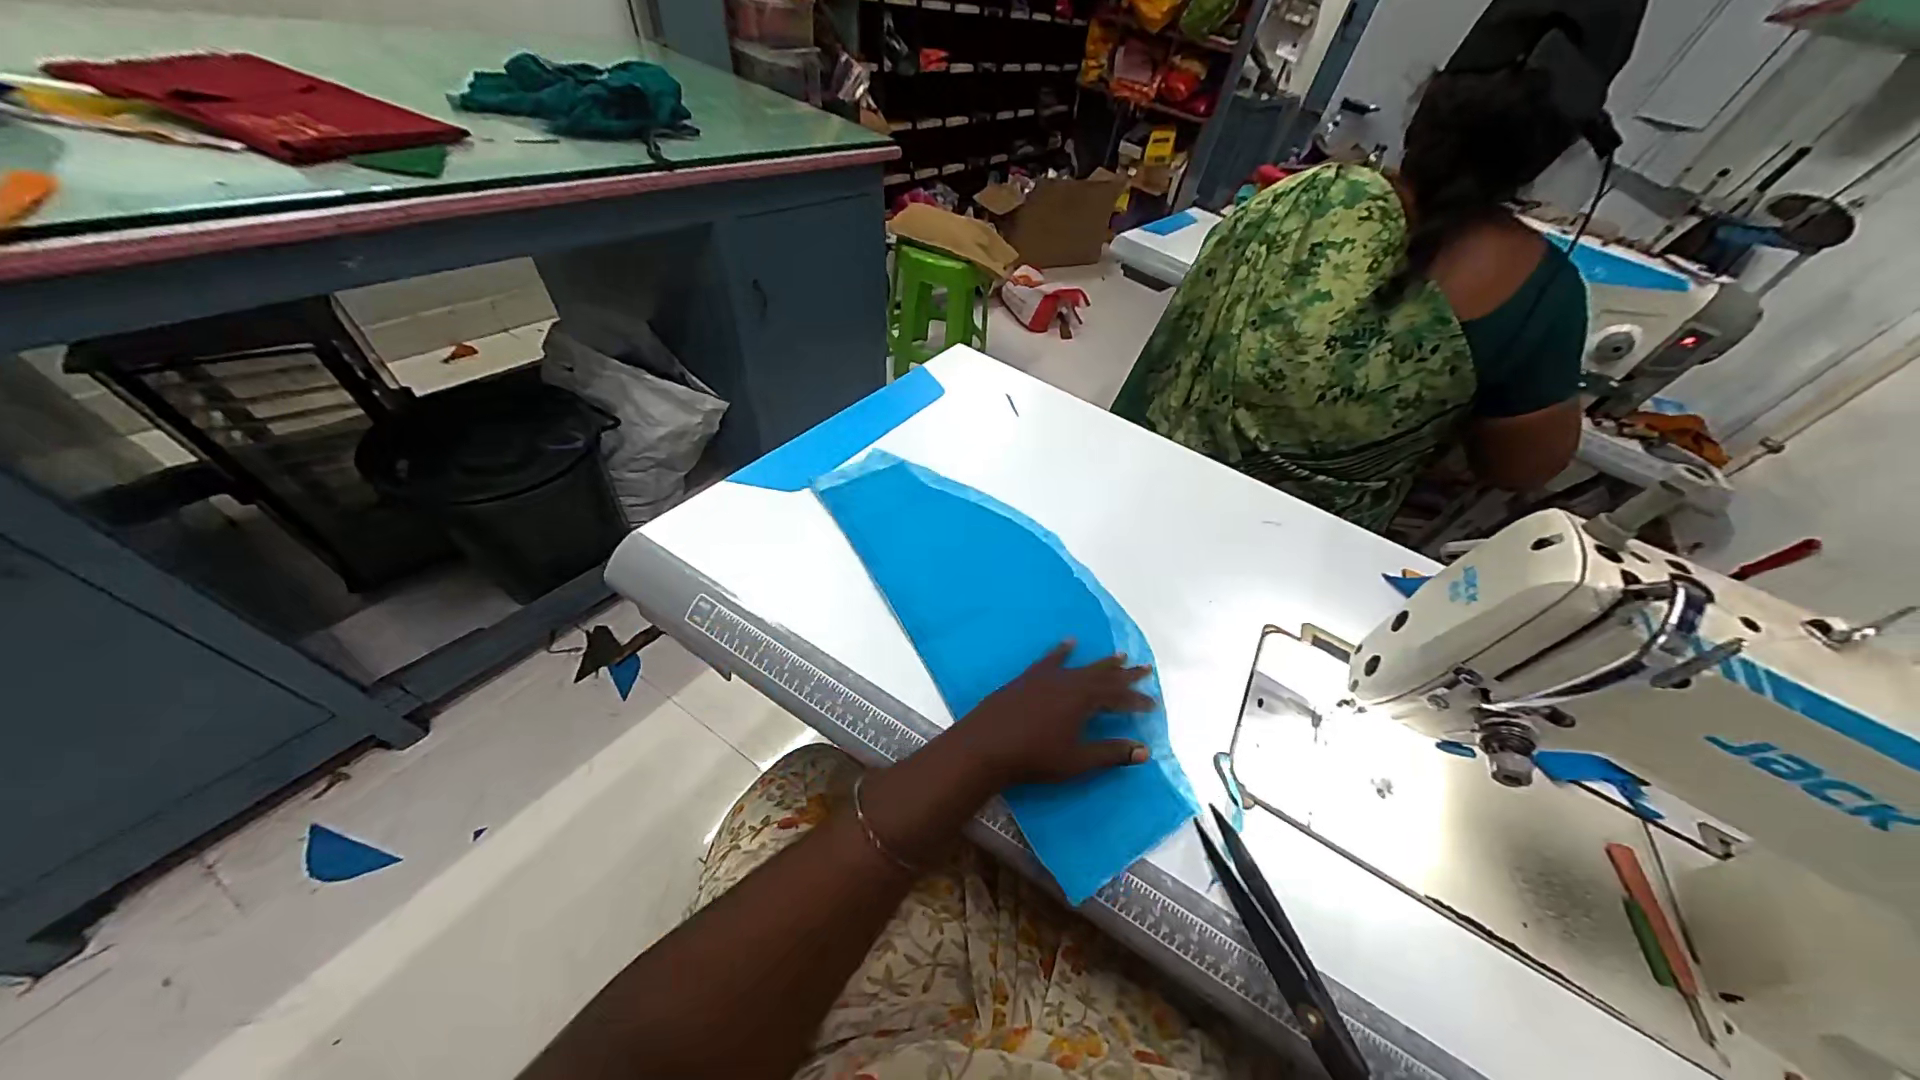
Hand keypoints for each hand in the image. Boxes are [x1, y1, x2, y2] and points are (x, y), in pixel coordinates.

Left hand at [951, 641, 1154, 788]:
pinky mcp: (1027, 678)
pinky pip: (1051, 659)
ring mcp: (1046, 677)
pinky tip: (1069, 642)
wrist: (985, 744)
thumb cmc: (1034, 757)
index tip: (1153, 704)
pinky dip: (1062, 650)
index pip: (1118, 697)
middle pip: (1103, 675)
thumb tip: (1145, 751)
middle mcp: (1068, 681)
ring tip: (1119, 655)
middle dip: (1125, 674)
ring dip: (1101, 662)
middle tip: (1145, 667)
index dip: (1137, 701)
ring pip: (1081, 666)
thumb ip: (1110, 753)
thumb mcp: (1077, 760)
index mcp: (1083, 700)